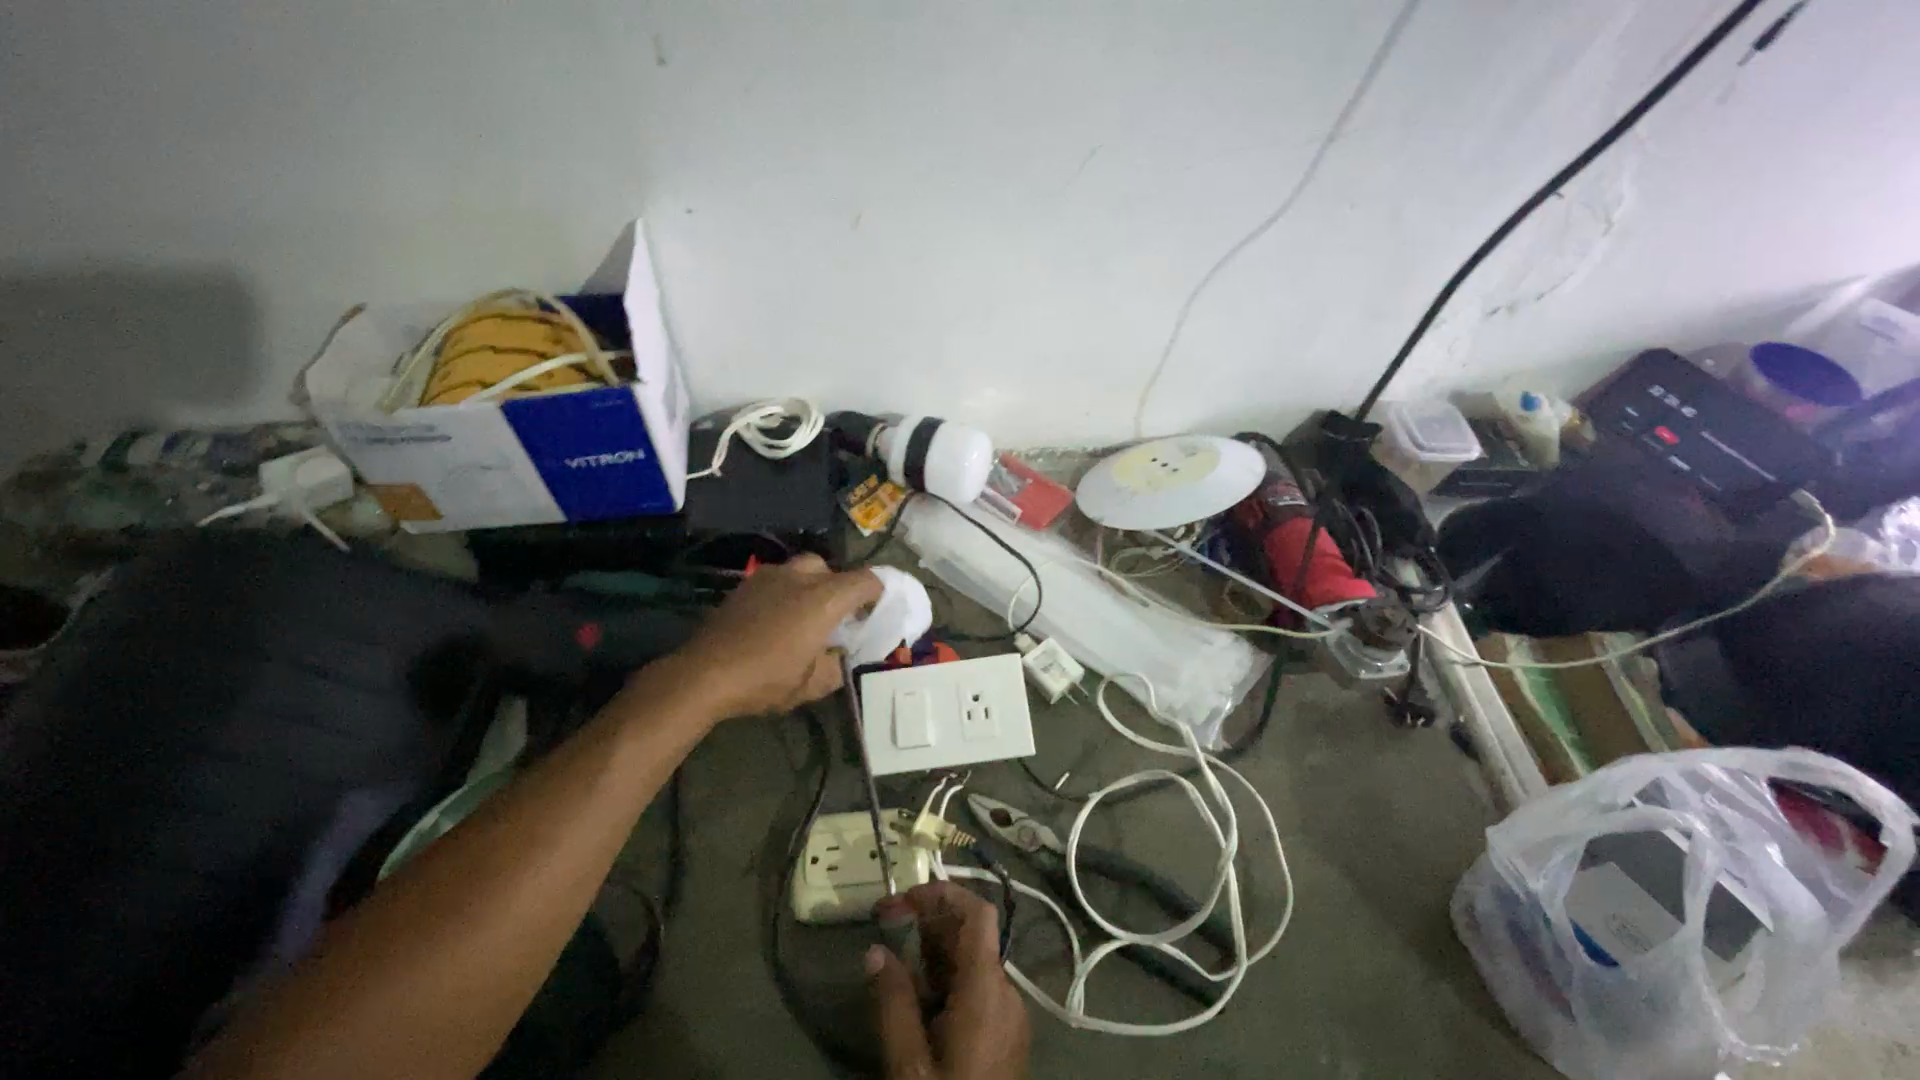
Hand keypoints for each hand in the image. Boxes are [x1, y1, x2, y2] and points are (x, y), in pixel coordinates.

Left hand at [649, 554, 883, 720]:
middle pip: (831, 569)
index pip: (867, 580)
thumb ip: (836, 667)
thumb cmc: (766, 679)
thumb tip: (838, 657)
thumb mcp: (813, 685)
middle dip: (840, 588)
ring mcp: (768, 577)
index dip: (879, 593)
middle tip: (837, 617)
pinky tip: (775, 622)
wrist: (704, 674)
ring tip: (804, 618)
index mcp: (825, 598)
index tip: (878, 612)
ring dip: (810, 588)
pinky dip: (784, 594)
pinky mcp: (744, 586)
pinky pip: (775, 582)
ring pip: (800, 571)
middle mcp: (799, 577)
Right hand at [867, 884, 1029, 1079]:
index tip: (899, 900)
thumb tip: (876, 950)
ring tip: (895, 972)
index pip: (978, 914)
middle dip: (927, 925)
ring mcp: (1009, 1014)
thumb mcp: (908, 1065)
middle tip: (884, 933)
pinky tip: (918, 1002)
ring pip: (972, 962)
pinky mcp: (1005, 1033)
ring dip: (933, 954)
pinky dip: (946, 980)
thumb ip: (892, 1002)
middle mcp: (1006, 992)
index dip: (942, 893)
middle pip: (971, 936)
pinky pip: (977, 989)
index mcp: (987, 991)